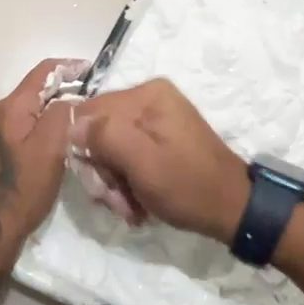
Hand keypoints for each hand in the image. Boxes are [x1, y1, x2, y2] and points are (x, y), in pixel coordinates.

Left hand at [0, 59, 85, 245]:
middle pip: (34, 92)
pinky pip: (21, 130)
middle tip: (93, 102)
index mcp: (8, 108)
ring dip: (53, 112)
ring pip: (28, 113)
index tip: (93, 71)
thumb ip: (63, 114)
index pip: (42, 72)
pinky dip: (41, 130)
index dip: (69, 67)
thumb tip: (71, 99)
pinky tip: (58, 145)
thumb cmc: (21, 190)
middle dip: (63, 91)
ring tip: (81, 123)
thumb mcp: (50, 149)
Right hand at [74, 80, 250, 241]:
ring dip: (115, 184)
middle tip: (119, 202)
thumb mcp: (141, 162)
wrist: (232, 210)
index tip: (101, 184)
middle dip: (104, 173)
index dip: (86, 151)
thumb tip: (72, 123)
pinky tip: (138, 204)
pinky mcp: (161, 140)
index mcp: (147, 95)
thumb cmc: (187, 187)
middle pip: (100, 133)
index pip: (89, 113)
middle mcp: (150, 99)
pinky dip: (129, 183)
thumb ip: (104, 136)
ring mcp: (157, 119)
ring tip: (131, 208)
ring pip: (111, 149)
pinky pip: (128, 156)